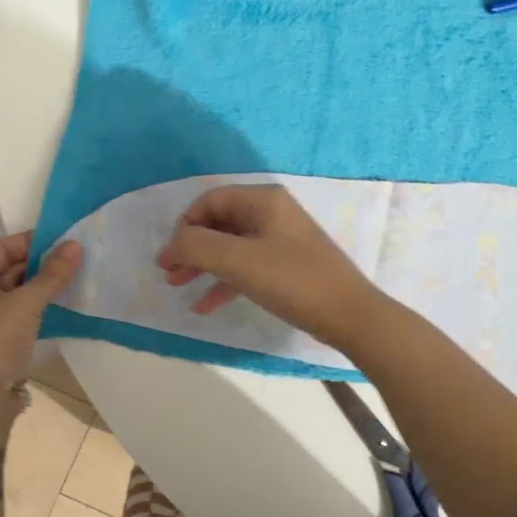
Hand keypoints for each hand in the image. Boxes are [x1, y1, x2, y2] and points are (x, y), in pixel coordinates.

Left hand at [0, 232, 81, 381]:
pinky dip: (39, 303)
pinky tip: (64, 299)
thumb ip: (51, 274)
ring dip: (42, 284)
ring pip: (16, 290)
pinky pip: (19, 310)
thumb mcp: (25, 305)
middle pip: (8, 268)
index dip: (30, 241)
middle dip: (40, 263)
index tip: (62, 238)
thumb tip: (76, 245)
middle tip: (75, 256)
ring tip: (75, 274)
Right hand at [155, 184, 386, 347]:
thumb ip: (196, 246)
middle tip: (168, 273)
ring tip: (179, 288)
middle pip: (218, 223)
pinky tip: (205, 305)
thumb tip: (171, 245)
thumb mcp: (237, 260)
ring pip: (229, 247)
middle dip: (190, 247)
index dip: (184, 226)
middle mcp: (271, 214)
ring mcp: (280, 241)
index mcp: (263, 200)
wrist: (348, 315)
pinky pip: (245, 267)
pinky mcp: (285, 267)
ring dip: (202, 266)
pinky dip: (223, 282)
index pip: (209, 201)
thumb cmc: (291, 280)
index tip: (168, 256)